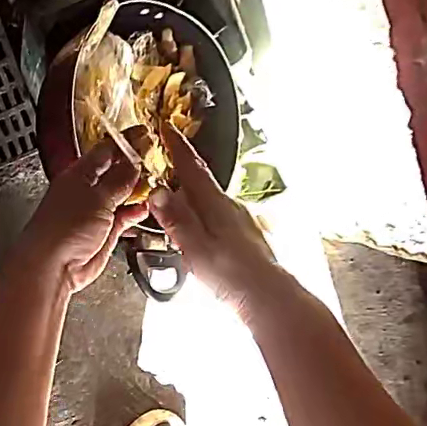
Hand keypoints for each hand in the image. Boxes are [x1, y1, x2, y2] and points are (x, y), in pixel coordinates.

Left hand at [14, 134, 147, 293]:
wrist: (53, 267)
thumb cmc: (61, 230)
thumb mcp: (97, 198)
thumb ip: (119, 180)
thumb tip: (133, 165)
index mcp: (79, 175)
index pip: (106, 151)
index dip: (126, 142)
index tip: (145, 136)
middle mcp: (85, 192)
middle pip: (115, 173)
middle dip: (134, 166)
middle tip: (155, 159)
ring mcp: (94, 213)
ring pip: (121, 195)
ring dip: (138, 191)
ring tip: (156, 184)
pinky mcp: (102, 233)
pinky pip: (123, 217)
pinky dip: (135, 213)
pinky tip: (145, 209)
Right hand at [145, 120, 287, 317]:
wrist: (268, 298)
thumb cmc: (233, 275)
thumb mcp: (195, 247)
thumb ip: (176, 219)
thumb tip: (159, 191)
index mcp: (215, 205)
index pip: (192, 168)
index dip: (178, 147)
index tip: (166, 127)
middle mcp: (229, 207)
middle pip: (199, 181)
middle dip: (180, 169)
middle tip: (162, 162)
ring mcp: (237, 222)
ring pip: (206, 200)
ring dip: (187, 196)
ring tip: (170, 203)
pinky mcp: (239, 237)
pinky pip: (212, 217)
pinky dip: (197, 215)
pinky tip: (191, 232)